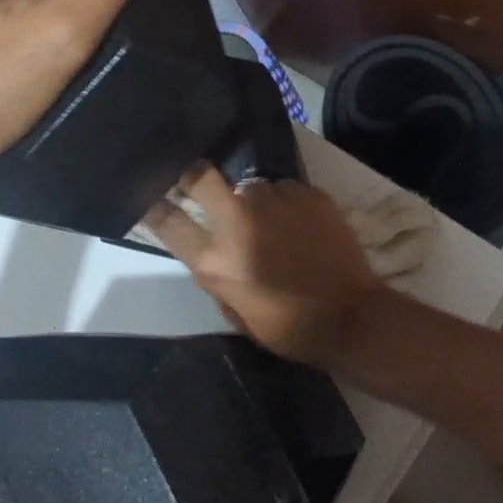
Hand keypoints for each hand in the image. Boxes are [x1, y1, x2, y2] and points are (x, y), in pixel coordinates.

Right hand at [145, 166, 385, 363]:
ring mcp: (275, 202)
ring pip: (251, 184)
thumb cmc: (290, 329)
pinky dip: (289, 204)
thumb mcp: (237, 314)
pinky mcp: (308, 194)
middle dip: (194, 174)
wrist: (351, 318)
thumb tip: (212, 254)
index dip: (153, 204)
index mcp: (214, 260)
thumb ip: (218, 277)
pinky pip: (287, 189)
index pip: (166, 219)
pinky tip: (304, 224)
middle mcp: (238, 221)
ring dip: (255, 200)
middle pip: (199, 174)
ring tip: (274, 220)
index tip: (151, 195)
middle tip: (201, 181)